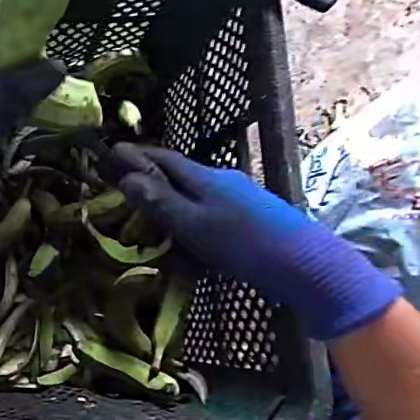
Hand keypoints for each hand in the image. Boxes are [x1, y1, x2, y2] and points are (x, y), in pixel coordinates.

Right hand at [111, 143, 400, 340]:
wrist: (306, 265)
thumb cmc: (245, 243)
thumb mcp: (194, 224)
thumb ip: (161, 201)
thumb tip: (126, 176)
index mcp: (205, 177)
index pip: (163, 158)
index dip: (137, 155)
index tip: (112, 153)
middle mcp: (222, 179)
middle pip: (179, 173)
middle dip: (151, 176)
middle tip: (124, 184)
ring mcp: (239, 197)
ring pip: (195, 192)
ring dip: (171, 197)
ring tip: (149, 211)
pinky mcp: (250, 217)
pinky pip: (209, 209)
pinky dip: (189, 215)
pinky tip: (186, 232)